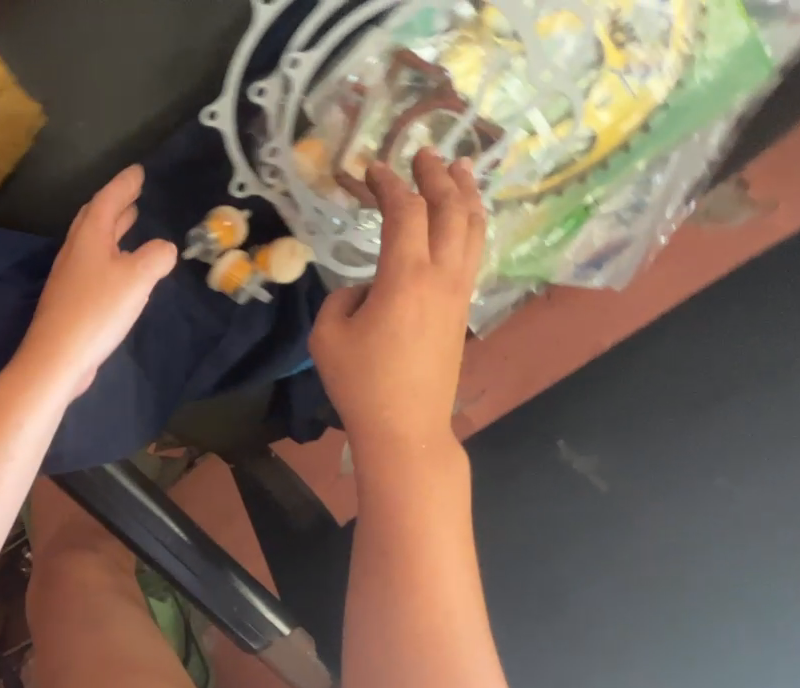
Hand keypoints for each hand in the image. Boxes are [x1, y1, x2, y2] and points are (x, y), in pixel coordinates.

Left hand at [21, 165, 178, 392]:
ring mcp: (68, 280)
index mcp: (89, 238)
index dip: (124, 185)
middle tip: (132, 195)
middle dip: (114, 205)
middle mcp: (74, 254)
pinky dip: (107, 258)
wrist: (56, 359)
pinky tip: (118, 270)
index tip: (138, 172)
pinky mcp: (68, 304)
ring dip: (111, 231)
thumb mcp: (138, 277)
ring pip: (91, 245)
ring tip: (129, 223)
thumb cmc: (97, 311)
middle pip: (93, 220)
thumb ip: (156, 256)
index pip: (107, 200)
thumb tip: (162, 249)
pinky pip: (91, 269)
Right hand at [310, 149, 485, 459]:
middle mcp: (442, 274)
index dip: (388, 185)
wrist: (403, 422)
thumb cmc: (358, 381)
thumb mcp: (326, 337)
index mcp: (405, 276)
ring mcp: (458, 289)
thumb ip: (341, 299)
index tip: (371, 168)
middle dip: (436, 176)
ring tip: (458, 169)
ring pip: (473, 226)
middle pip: (449, 209)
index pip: (404, 213)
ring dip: (465, 193)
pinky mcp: (461, 306)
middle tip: (422, 154)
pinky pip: (473, 249)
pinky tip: (461, 218)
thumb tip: (365, 288)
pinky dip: (469, 222)